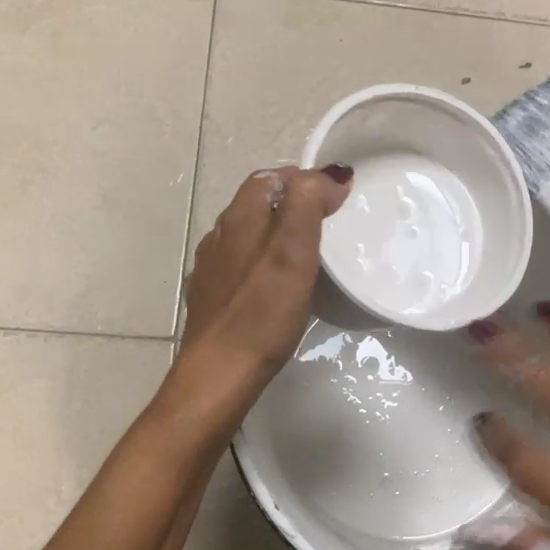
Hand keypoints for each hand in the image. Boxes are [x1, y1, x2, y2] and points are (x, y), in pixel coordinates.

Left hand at [179, 165, 351, 391]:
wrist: (220, 373)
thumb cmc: (262, 313)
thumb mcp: (293, 253)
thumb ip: (308, 205)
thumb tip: (331, 176)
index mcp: (240, 218)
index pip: (270, 177)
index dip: (303, 179)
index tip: (337, 197)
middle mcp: (220, 236)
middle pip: (258, 204)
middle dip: (292, 204)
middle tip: (330, 224)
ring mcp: (212, 268)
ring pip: (248, 235)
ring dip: (277, 234)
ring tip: (310, 254)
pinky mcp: (212, 297)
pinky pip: (241, 265)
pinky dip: (263, 263)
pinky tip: (278, 287)